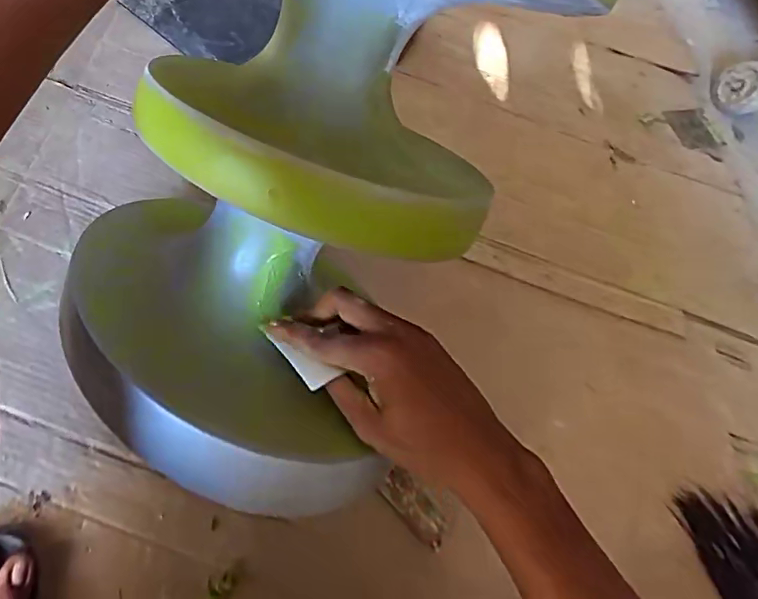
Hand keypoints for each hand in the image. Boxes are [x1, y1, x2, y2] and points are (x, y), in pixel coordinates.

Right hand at [267, 287, 526, 491]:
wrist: (486, 456)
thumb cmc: (426, 450)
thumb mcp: (372, 427)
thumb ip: (340, 390)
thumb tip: (319, 367)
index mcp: (379, 355)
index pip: (324, 339)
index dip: (294, 333)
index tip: (271, 325)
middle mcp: (394, 332)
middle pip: (344, 301)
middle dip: (317, 311)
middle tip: (301, 329)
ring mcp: (412, 332)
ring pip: (363, 307)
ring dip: (339, 317)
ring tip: (325, 341)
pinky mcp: (424, 339)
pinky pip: (381, 320)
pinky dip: (360, 326)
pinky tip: (356, 351)